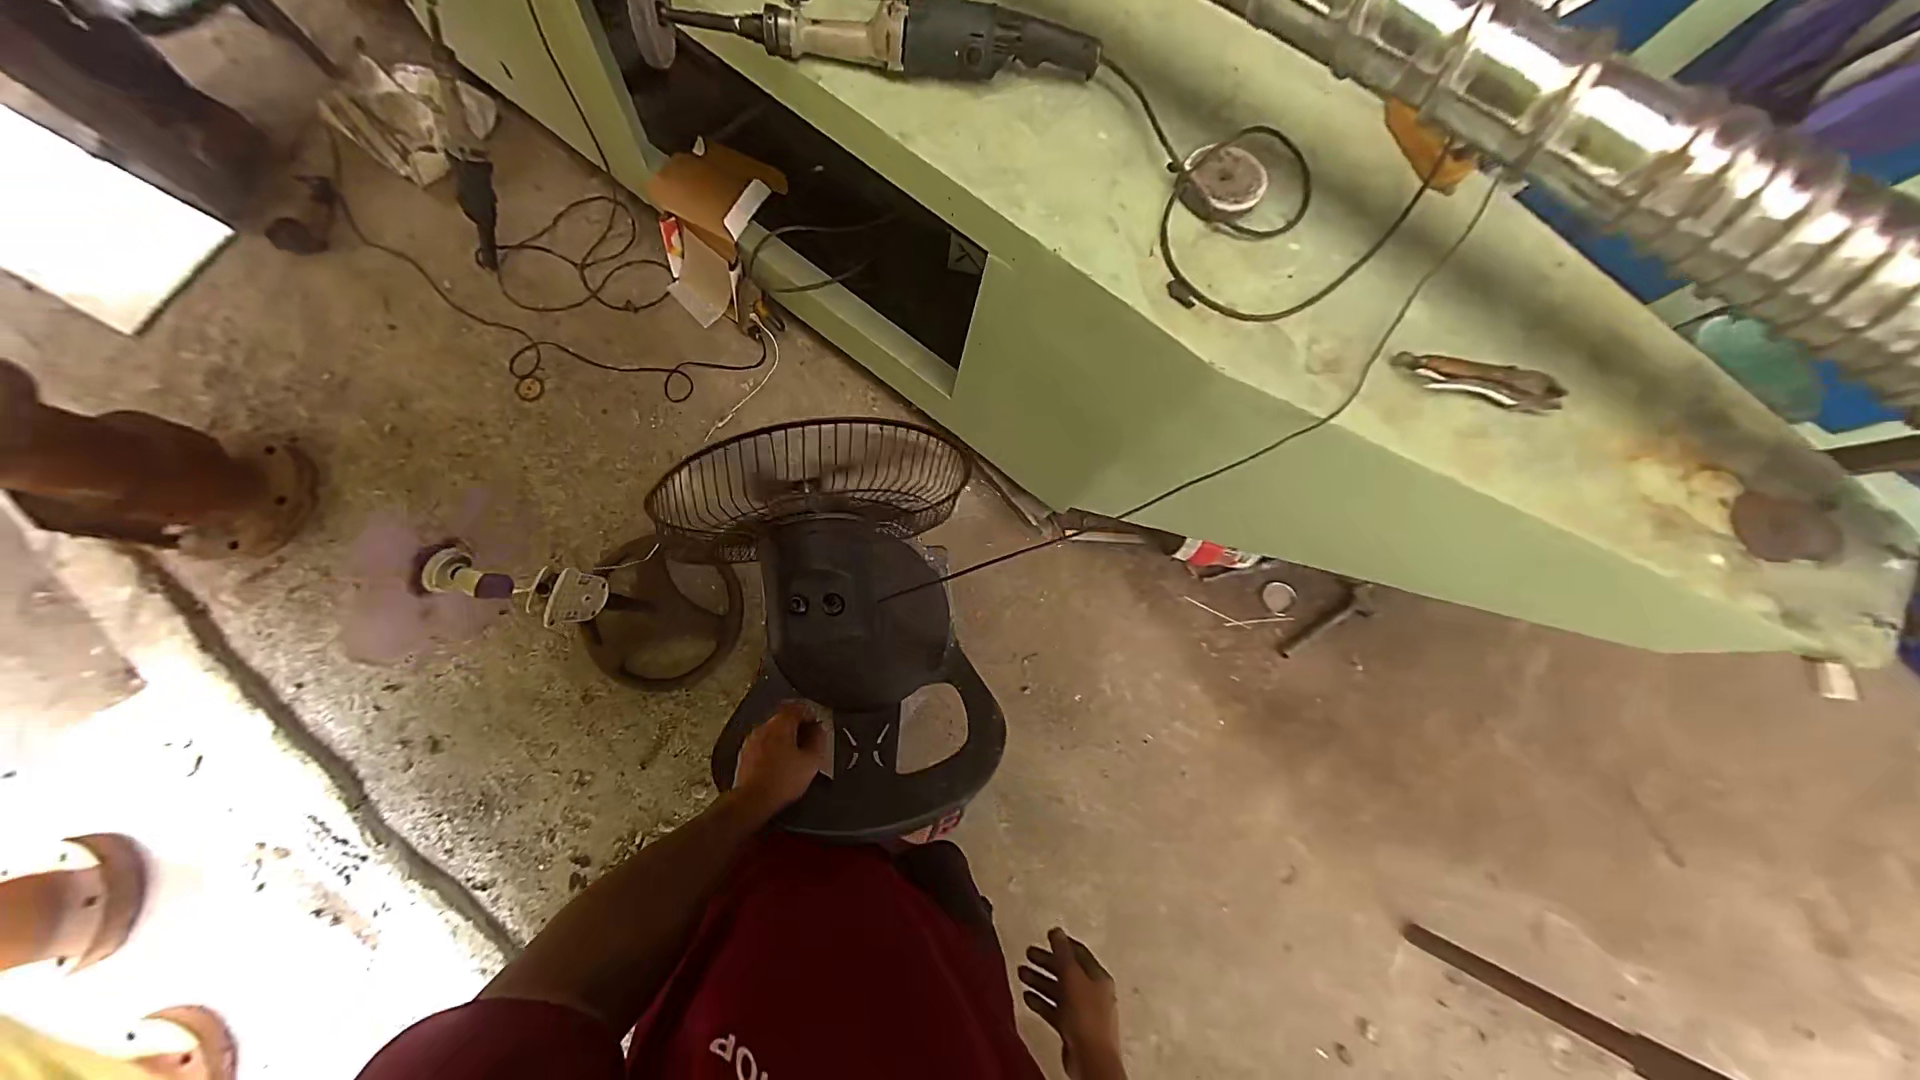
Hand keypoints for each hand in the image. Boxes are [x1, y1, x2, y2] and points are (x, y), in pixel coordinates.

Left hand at [733, 703, 825, 818]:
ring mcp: (751, 742)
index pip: (798, 708)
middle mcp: (763, 728)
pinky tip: (779, 766)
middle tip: (808, 740)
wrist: (752, 801)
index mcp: (780, 724)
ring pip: (772, 733)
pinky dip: (772, 751)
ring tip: (795, 755)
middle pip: (784, 719)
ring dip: (784, 740)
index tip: (816, 725)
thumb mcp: (812, 761)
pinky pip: (762, 746)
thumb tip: (819, 731)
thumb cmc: (781, 781)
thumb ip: (819, 740)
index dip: (811, 715)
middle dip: (797, 727)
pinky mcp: (744, 756)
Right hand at [1020, 928, 1123, 1079]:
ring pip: (1059, 990)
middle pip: (1067, 971)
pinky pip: (1055, 1009)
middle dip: (1047, 962)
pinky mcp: (1072, 1028)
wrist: (1090, 1059)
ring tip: (1022, 973)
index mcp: (1098, 977)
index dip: (1062, 943)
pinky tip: (1028, 997)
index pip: (1079, 953)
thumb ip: (1062, 953)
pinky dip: (1041, 1002)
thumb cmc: (1085, 1015)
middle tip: (1029, 953)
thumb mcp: (1072, 976)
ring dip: (1040, 981)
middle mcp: (1092, 992)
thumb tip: (1056, 930)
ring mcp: (1082, 1011)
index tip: (1047, 936)